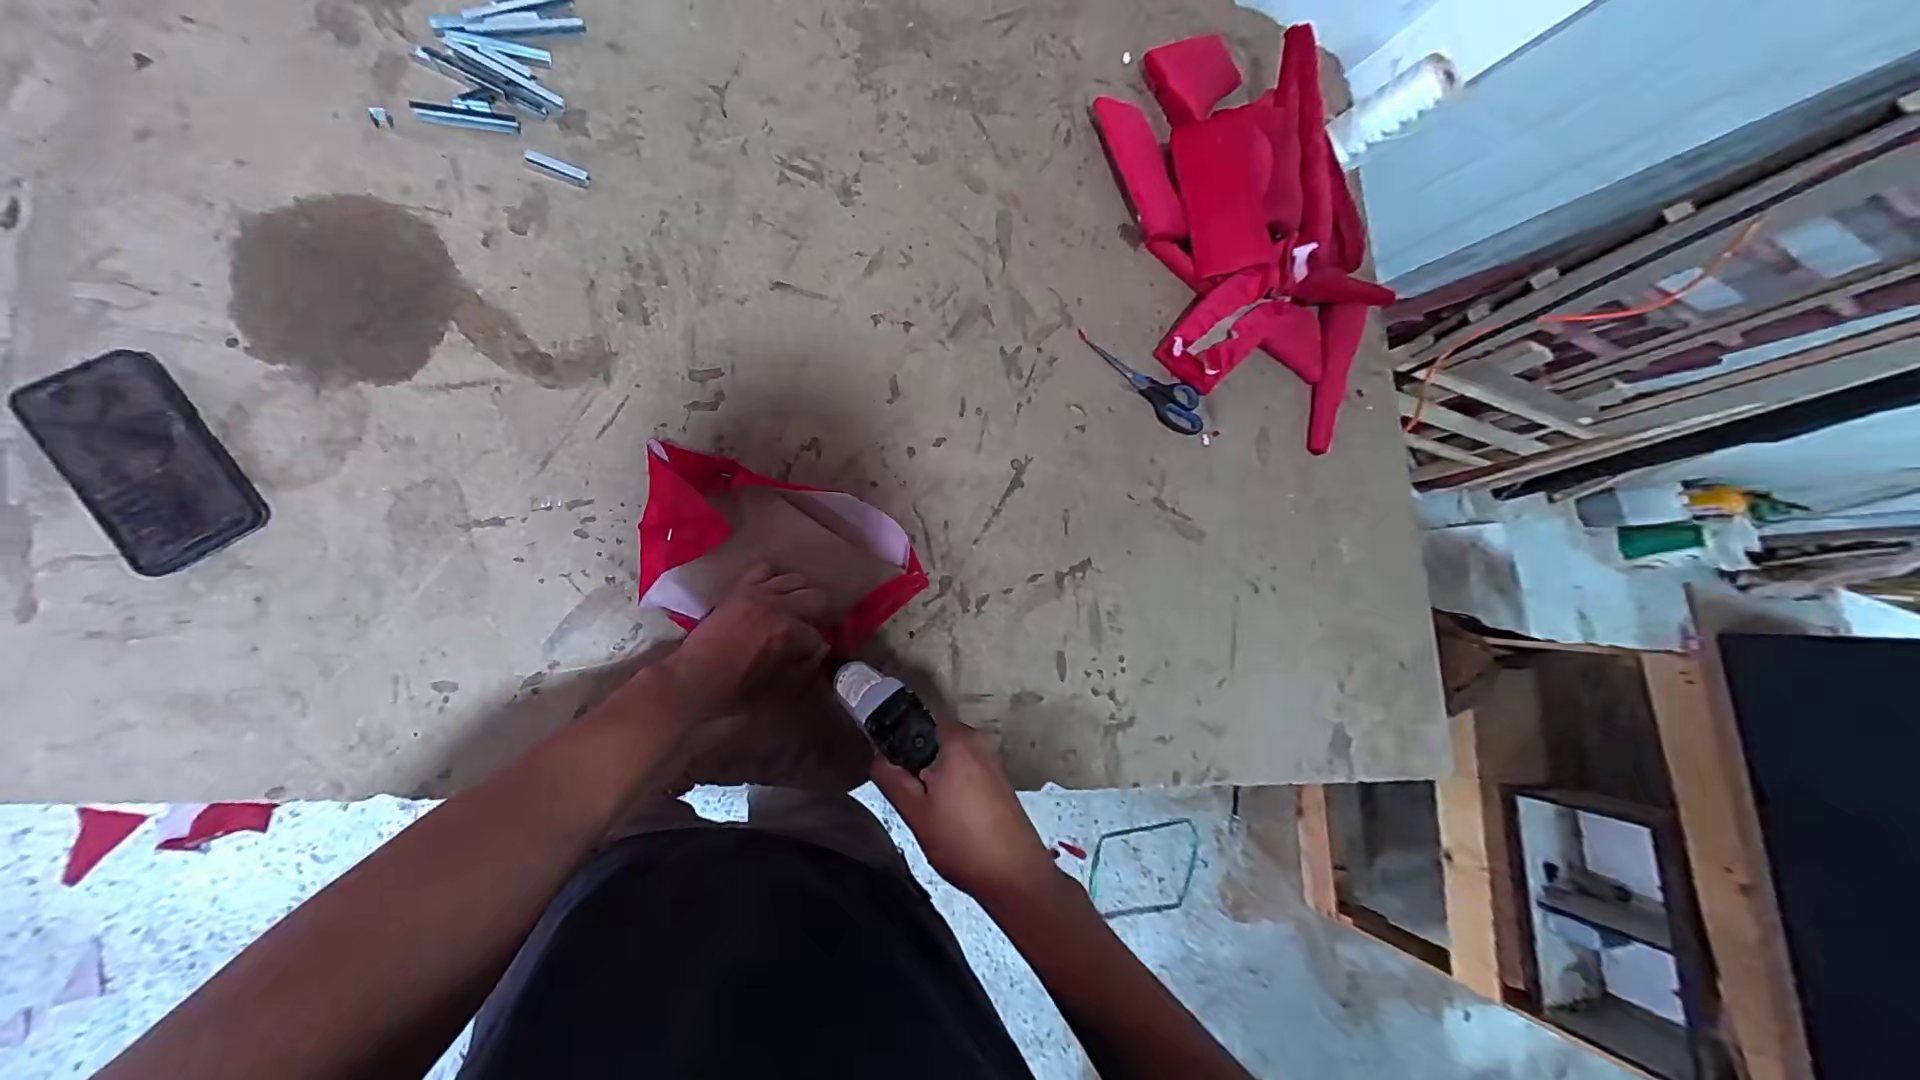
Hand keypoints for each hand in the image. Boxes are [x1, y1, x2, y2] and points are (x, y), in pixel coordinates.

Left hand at [662, 563, 829, 720]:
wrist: (694, 677)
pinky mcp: (740, 588)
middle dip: (818, 615)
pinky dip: (772, 578)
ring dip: (799, 595)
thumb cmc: (737, 688)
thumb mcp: (780, 686)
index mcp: (788, 633)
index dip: (816, 646)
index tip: (810, 653)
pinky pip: (764, 569)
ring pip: (795, 579)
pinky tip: (771, 592)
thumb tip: (821, 649)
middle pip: (817, 598)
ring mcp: (757, 593)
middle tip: (808, 628)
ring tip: (793, 609)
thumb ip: (806, 666)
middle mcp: (777, 607)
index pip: (817, 635)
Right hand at [870, 717, 1058, 904]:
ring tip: (928, 811)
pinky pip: (964, 772)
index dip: (895, 737)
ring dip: (932, 777)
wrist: (1015, 876)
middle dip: (914, 762)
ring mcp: (990, 761)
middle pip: (931, 739)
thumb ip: (891, 778)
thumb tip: (879, 756)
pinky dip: (950, 787)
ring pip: (947, 759)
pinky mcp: (997, 782)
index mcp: (956, 739)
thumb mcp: (915, 811)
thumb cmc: (963, 842)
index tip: (887, 763)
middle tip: (907, 795)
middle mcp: (977, 742)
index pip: (916, 717)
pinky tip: (948, 818)